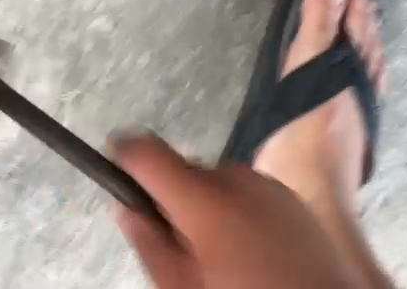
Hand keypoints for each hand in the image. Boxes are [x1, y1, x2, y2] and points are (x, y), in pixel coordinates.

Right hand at [110, 132, 365, 288]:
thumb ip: (150, 246)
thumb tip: (126, 209)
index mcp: (201, 198)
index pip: (143, 149)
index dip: (121, 153)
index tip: (115, 167)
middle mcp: (232, 176)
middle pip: (181, 171)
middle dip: (174, 200)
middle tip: (182, 247)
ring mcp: (266, 184)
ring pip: (215, 183)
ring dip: (209, 208)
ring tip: (224, 258)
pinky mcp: (290, 198)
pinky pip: (247, 194)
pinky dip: (239, 213)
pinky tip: (254, 254)